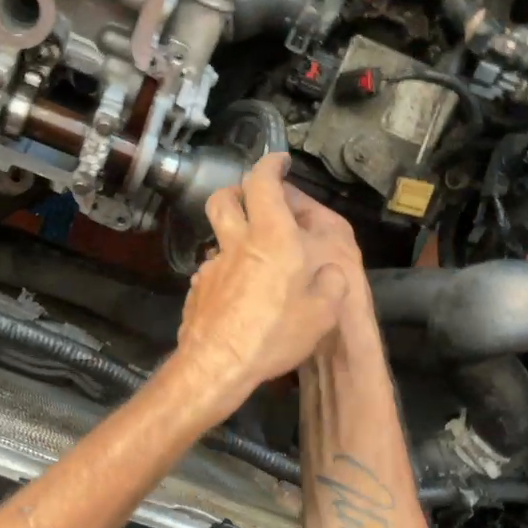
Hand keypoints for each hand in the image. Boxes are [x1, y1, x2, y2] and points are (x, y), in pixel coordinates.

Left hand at [176, 154, 349, 403]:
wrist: (217, 365)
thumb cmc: (275, 335)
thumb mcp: (323, 313)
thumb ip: (331, 284)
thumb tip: (330, 273)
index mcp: (272, 237)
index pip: (263, 183)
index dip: (270, 165)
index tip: (278, 162)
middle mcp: (236, 244)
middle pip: (223, 199)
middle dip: (237, 191)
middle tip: (253, 199)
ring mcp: (211, 267)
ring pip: (216, 237)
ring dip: (231, 236)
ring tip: (250, 256)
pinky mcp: (197, 291)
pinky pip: (211, 271)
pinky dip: (224, 272)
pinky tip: (236, 295)